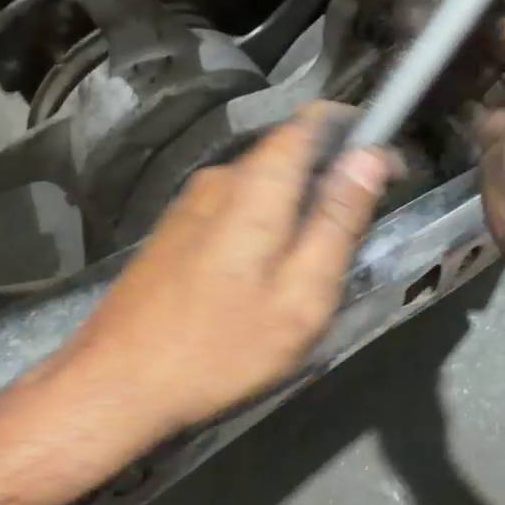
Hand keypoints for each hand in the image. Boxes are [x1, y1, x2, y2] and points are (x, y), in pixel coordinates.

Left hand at [39, 104, 391, 434]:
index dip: (358, 132)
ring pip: (264, 185)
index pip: (315, 121)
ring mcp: (191, 202)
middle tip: (355, 235)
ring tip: (311, 265)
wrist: (117, 384)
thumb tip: (369, 157)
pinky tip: (264, 277)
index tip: (387, 169)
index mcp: (257, 184)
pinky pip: (237, 208)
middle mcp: (221, 177)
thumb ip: (337, 221)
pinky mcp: (175, 229)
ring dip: (297, 207)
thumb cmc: (222, 346)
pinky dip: (266, 225)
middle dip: (331, 179)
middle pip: (290, 153)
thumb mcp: (301, 293)